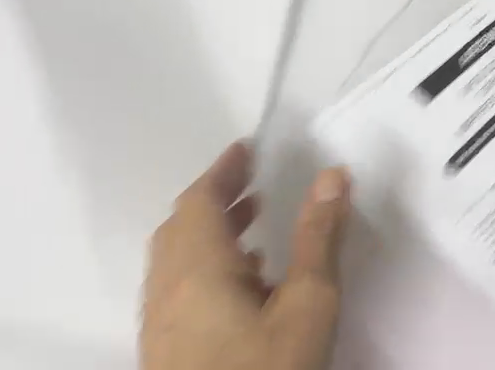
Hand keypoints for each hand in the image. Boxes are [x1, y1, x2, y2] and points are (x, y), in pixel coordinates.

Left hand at [141, 143, 351, 369]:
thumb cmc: (271, 365)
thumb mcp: (309, 301)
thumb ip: (318, 236)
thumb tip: (331, 174)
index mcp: (196, 275)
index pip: (197, 207)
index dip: (221, 172)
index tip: (248, 146)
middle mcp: (168, 295)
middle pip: (178, 231)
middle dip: (214, 196)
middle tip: (255, 173)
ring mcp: (163, 327)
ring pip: (175, 260)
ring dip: (210, 228)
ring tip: (257, 214)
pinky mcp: (171, 350)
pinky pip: (179, 285)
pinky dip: (208, 258)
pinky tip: (247, 272)